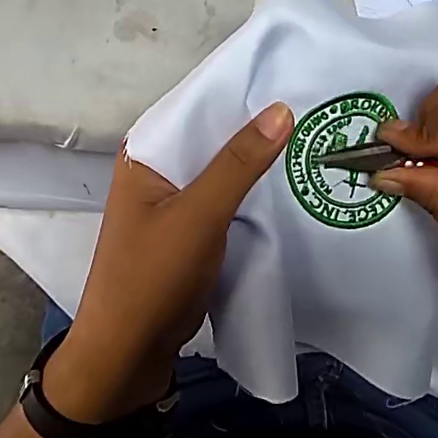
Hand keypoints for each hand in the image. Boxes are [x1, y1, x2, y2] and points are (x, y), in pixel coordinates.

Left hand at [42, 103, 293, 422]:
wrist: (126, 357)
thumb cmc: (152, 278)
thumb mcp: (200, 215)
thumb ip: (239, 163)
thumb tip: (282, 109)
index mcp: (145, 152)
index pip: (196, 104)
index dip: (240, 91)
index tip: (289, 80)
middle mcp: (155, 168)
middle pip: (210, 137)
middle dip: (254, 127)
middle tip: (311, 111)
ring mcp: (170, 200)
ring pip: (219, 168)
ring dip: (254, 161)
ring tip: (308, 140)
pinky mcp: (186, 228)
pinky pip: (222, 197)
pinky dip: (248, 192)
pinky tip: (284, 185)